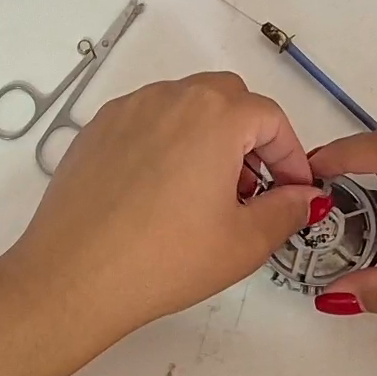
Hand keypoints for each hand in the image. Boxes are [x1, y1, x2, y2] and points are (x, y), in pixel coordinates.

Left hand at [2, 73, 326, 345]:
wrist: (72, 277)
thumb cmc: (164, 260)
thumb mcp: (243, 243)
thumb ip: (286, 210)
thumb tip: (304, 196)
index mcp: (214, 114)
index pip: (270, 118)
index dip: (290, 155)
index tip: (293, 190)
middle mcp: (168, 98)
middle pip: (225, 98)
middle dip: (249, 136)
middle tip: (249, 188)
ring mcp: (124, 111)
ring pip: (181, 106)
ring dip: (205, 136)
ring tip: (203, 192)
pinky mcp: (92, 131)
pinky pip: (143, 123)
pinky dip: (164, 142)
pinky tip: (158, 192)